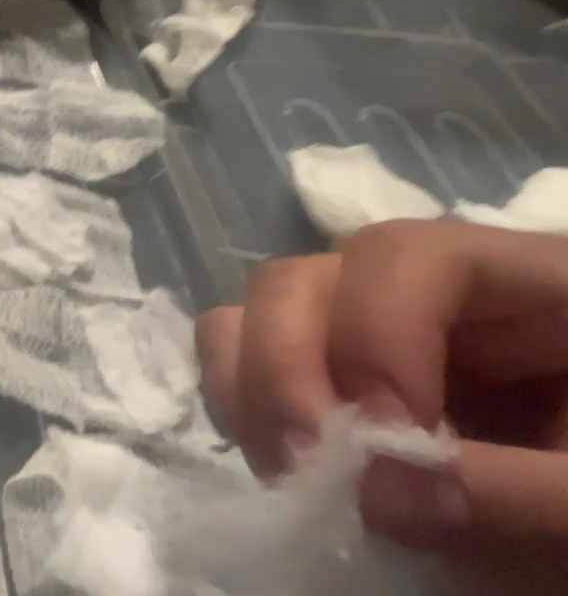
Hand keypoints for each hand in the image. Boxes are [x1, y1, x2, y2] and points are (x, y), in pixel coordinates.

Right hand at [194, 221, 567, 591]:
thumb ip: (520, 491)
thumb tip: (372, 498)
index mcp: (520, 286)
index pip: (409, 257)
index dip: (376, 328)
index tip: (389, 432)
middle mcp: (413, 295)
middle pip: (300, 280)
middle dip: (284, 366)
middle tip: (310, 461)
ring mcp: (353, 332)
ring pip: (246, 317)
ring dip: (250, 392)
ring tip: (294, 474)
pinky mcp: (318, 377)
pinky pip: (235, 362)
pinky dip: (243, 409)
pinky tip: (290, 468)